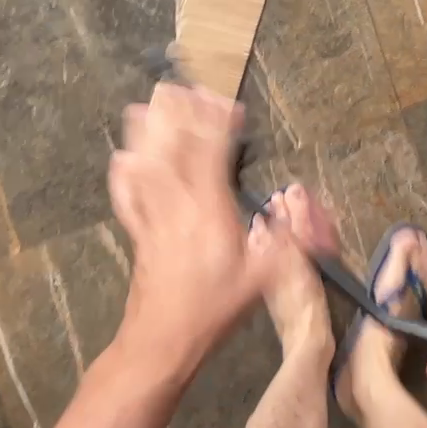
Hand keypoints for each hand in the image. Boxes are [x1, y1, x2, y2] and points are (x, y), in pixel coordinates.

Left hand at [107, 82, 265, 363]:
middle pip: (175, 149)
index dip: (216, 123)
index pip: (211, 153)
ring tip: (147, 104)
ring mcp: (153, 217)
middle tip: (179, 85)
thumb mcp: (262, 277)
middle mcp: (179, 205)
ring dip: (147, 132)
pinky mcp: (138, 233)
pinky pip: (128, 197)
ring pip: (148, 165)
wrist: (162, 342)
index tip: (225, 102)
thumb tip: (305, 209)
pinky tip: (121, 158)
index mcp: (210, 209)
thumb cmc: (214, 308)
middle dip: (178, 114)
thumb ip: (287, 241)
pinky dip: (123, 175)